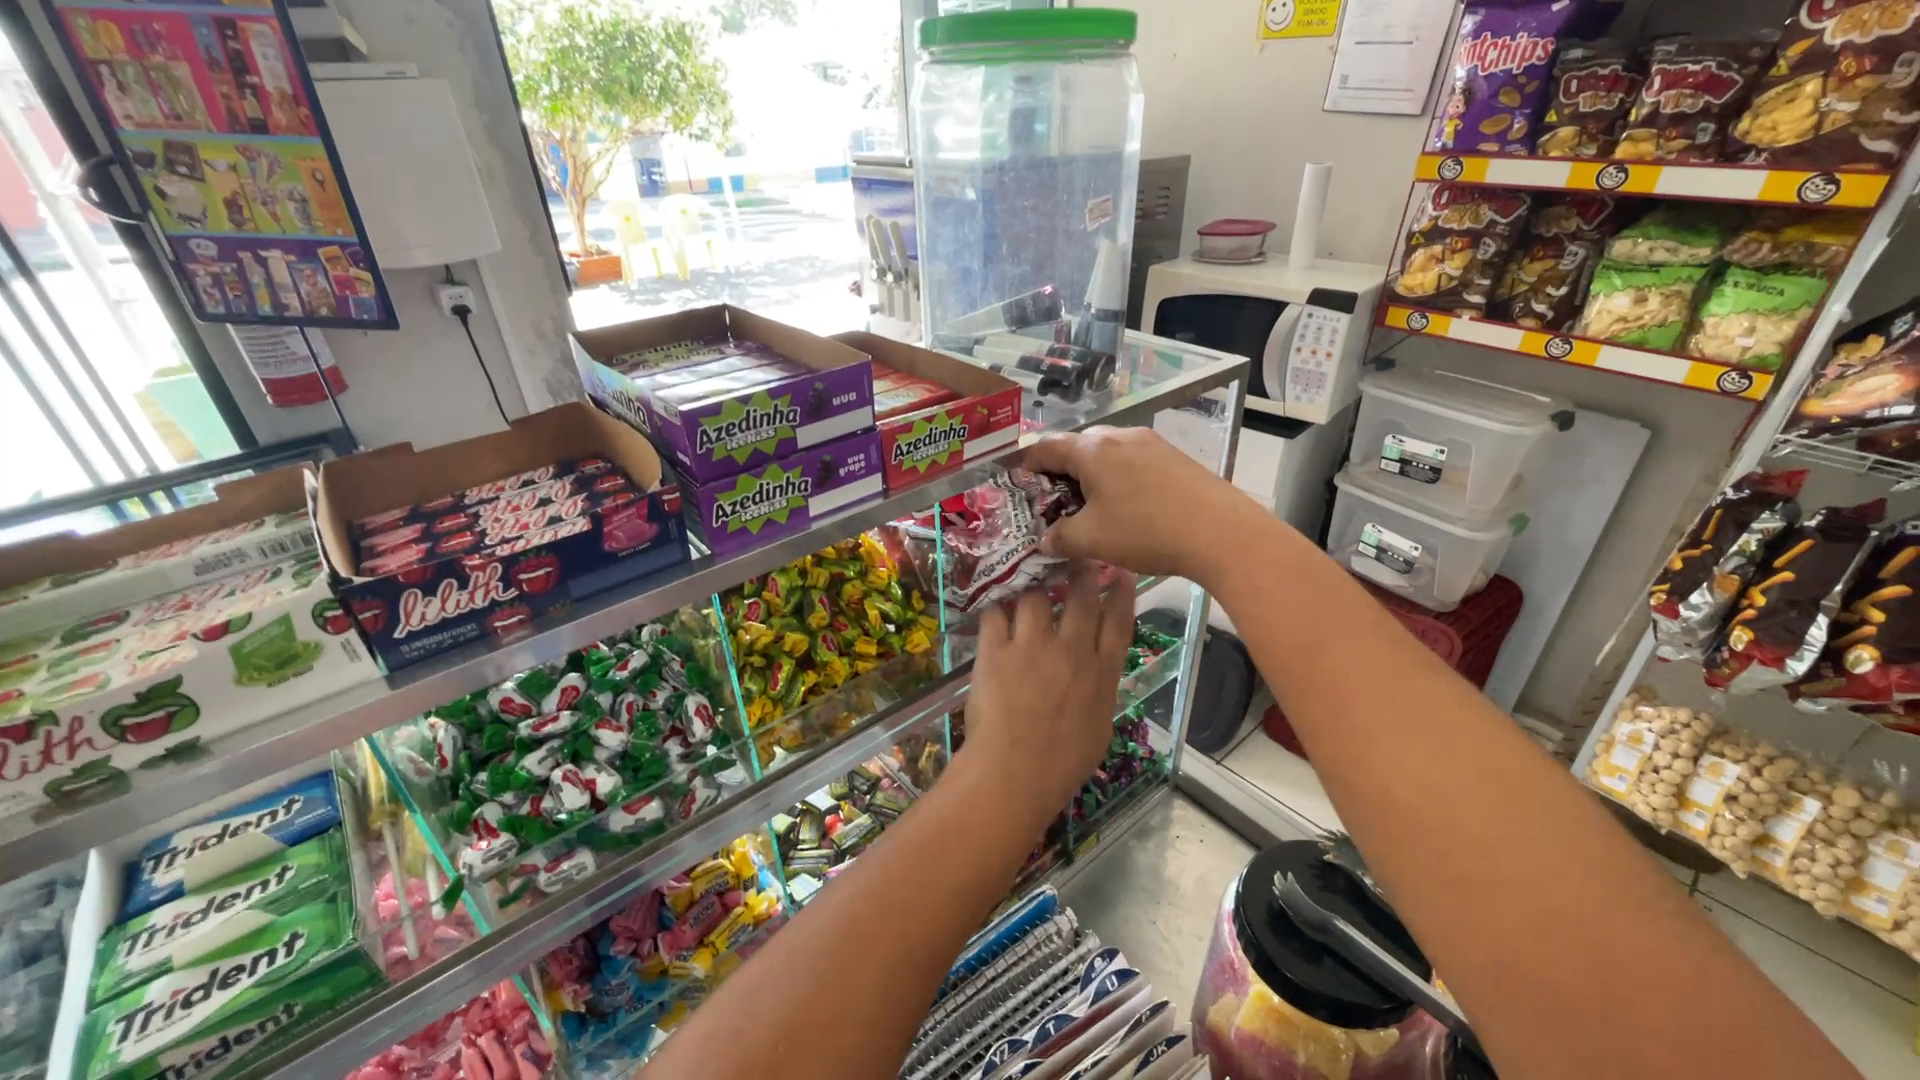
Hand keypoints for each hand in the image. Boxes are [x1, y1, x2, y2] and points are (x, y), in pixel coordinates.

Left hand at [960, 565, 1135, 828]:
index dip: (1121, 591)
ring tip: (1026, 589)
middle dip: (1079, 571)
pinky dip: (996, 610)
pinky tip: (995, 609)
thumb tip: (1097, 674)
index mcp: (1102, 673)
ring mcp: (1032, 645)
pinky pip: (996, 614)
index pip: (1118, 620)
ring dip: (1032, 591)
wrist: (1014, 775)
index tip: (1119, 571)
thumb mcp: (1099, 728)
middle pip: (1080, 596)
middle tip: (1074, 559)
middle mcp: (1071, 650)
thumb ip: (1100, 691)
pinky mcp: (996, 650)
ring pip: (1034, 597)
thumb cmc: (1061, 765)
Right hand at [1022, 427, 1267, 584]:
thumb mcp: (1092, 540)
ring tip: (1088, 507)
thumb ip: (1061, 538)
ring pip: (1106, 454)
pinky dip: (1116, 479)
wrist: (1220, 531)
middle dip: (1059, 472)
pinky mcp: (1172, 457)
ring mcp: (1149, 443)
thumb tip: (1045, 540)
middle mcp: (1118, 436)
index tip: (1014, 480)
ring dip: (1090, 476)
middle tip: (1051, 502)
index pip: (1045, 447)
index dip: (1024, 464)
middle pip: (1077, 447)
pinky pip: (1131, 462)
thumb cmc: (1146, 531)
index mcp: (1091, 449)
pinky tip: (1124, 507)